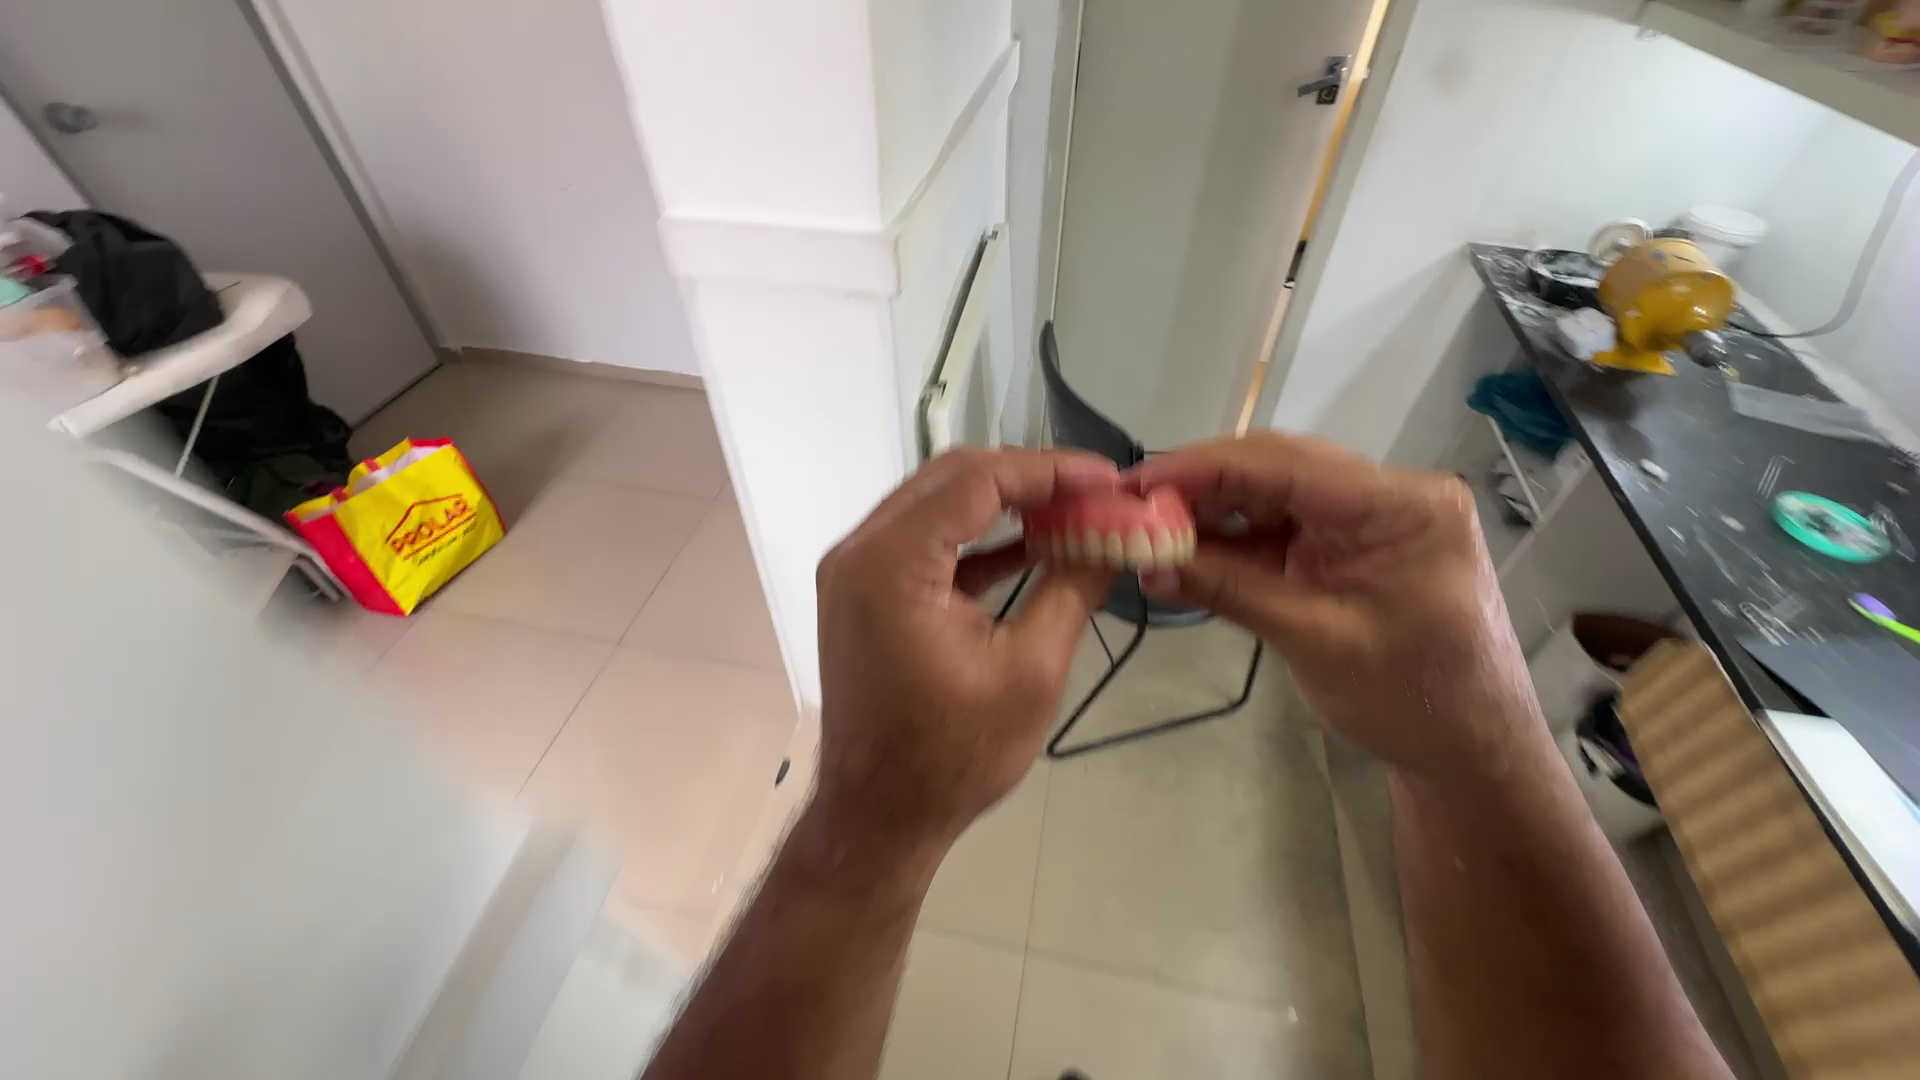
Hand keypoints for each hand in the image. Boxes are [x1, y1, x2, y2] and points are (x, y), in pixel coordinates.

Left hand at [813, 448, 1115, 849]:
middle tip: (1095, 492)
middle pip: (952, 480)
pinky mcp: (865, 592)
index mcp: (891, 564)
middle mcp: (860, 551)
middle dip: (1029, 479)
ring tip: (1073, 511)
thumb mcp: (1030, 670)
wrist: (879, 816)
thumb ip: (1072, 587)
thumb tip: (1117, 535)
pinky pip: (926, 543)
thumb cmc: (953, 755)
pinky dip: (978, 540)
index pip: (977, 480)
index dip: (1049, 470)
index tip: (1109, 477)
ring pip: (938, 504)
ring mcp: (855, 570)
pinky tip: (1032, 545)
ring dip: (1005, 504)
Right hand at [1133, 434, 1542, 779]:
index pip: (1287, 465)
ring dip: (1210, 512)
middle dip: (1200, 486)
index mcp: (1402, 505)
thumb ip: (1231, 590)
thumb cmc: (1412, 699)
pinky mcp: (1345, 543)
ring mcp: (1365, 517)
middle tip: (1132, 507)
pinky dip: (1230, 540)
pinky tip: (1185, 552)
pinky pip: (1277, 526)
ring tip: (1149, 532)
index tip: (1137, 482)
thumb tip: (1146, 562)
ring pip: (1270, 492)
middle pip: (1276, 468)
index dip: (1203, 468)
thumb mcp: (1315, 642)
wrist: (1467, 749)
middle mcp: (1386, 494)